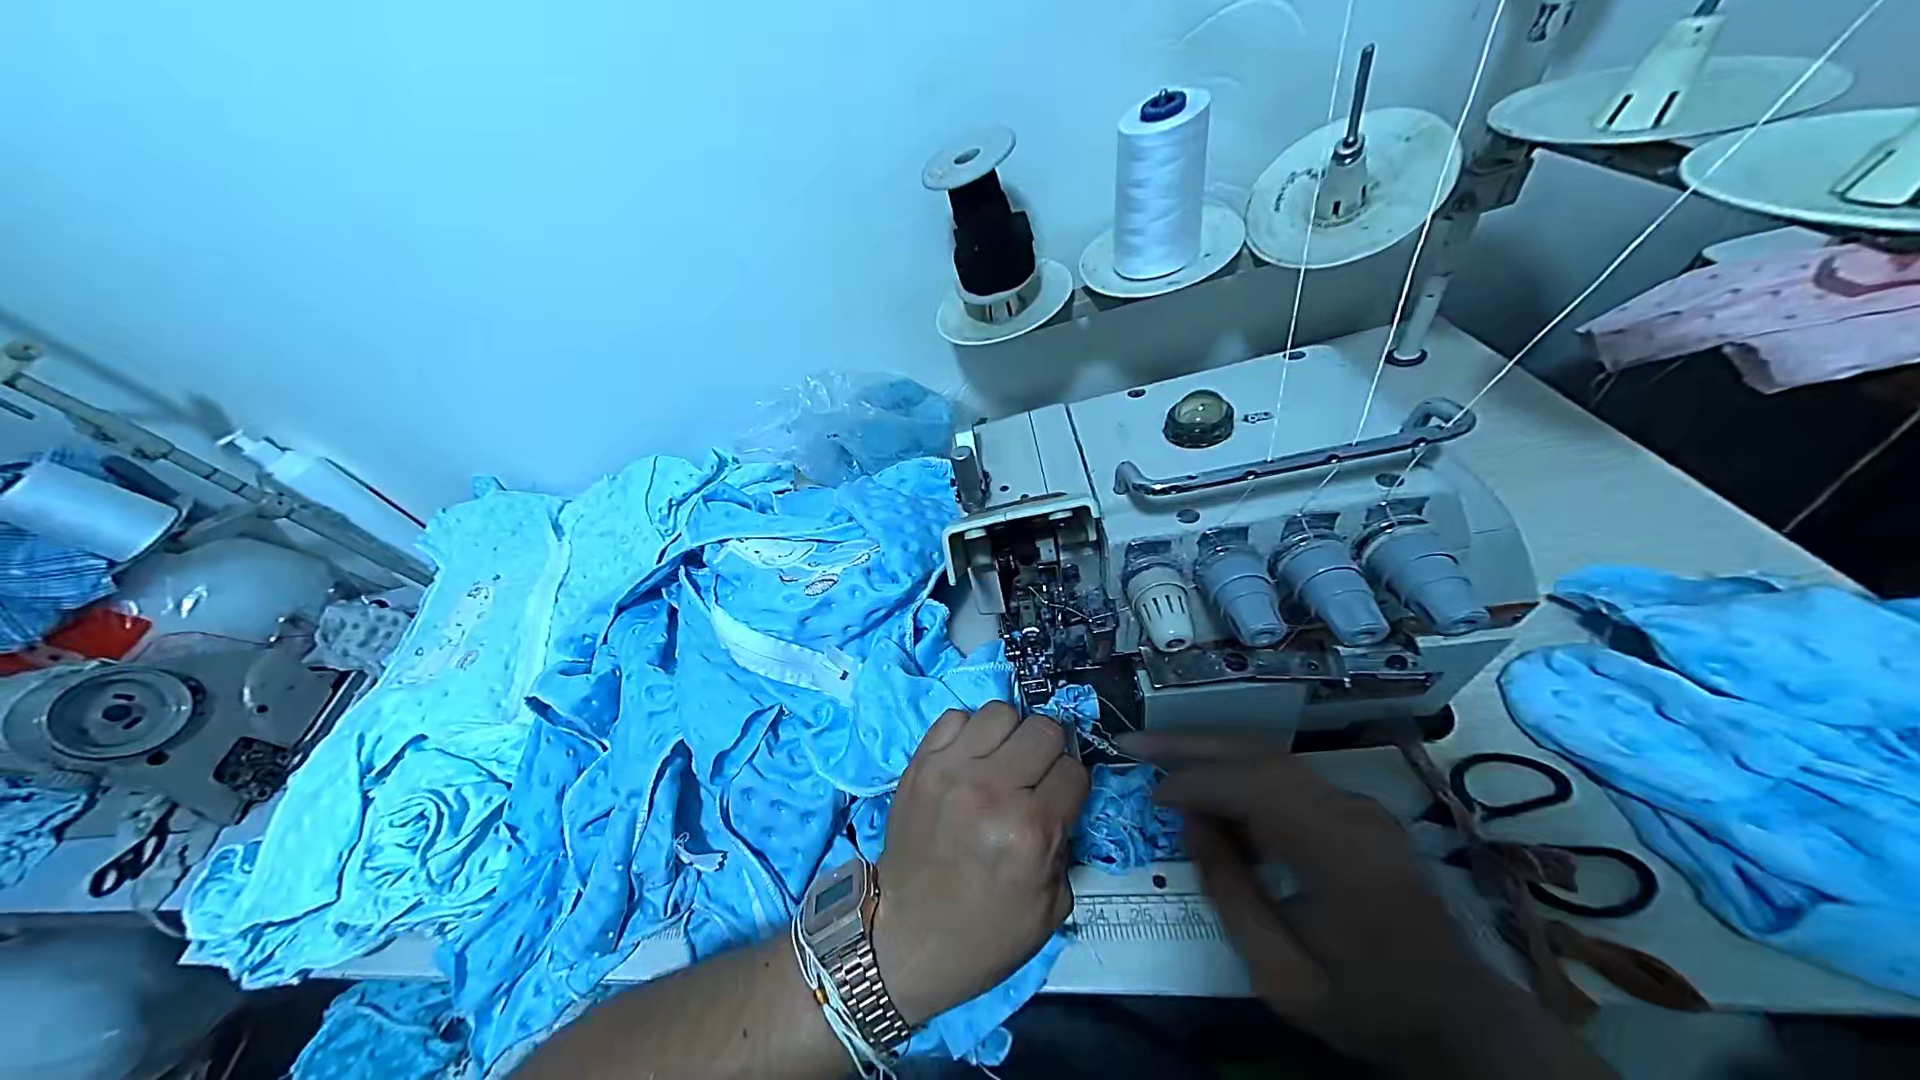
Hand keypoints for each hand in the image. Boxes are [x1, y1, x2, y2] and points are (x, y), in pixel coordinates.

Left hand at [871, 702, 1088, 1025]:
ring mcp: (950, 771)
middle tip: (1033, 776)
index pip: (1074, 771)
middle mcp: (991, 791)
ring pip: (1001, 712)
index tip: (1060, 797)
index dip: (1071, 785)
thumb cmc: (985, 933)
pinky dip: (969, 733)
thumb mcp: (1052, 904)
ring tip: (1000, 763)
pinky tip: (969, 760)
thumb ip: (1066, 839)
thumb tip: (1063, 794)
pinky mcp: (919, 764)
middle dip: (1048, 752)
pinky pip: (956, 717)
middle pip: (1044, 730)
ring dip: (1009, 736)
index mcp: (1030, 831)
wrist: (906, 937)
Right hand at [1118, 731, 1513, 1064]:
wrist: (1461, 1021)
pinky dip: (1239, 777)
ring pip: (1270, 758)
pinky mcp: (1356, 812)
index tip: (1150, 797)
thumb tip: (1193, 826)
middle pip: (1258, 754)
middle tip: (1134, 743)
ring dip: (1211, 754)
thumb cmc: (1368, 1004)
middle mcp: (1350, 810)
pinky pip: (1286, 780)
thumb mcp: (1285, 976)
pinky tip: (1212, 796)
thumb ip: (1232, 895)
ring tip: (1158, 757)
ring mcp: (1358, 806)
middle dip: (1190, 744)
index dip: (1193, 784)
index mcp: (1338, 849)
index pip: (1251, 787)